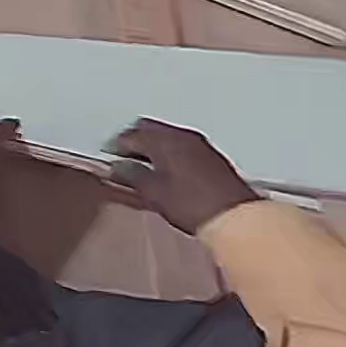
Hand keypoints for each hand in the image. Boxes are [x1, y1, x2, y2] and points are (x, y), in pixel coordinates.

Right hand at [107, 118, 258, 233]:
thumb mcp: (152, 192)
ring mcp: (200, 144)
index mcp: (163, 140)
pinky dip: (168, 150)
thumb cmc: (192, 204)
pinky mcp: (212, 155)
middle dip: (133, 139)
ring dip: (152, 144)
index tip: (109, 157)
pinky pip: (181, 143)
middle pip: (148, 127)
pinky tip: (165, 167)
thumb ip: (131, 174)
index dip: (115, 146)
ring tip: (143, 162)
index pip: (130, 135)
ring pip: (166, 134)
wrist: (237, 219)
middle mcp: (182, 136)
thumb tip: (118, 167)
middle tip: (122, 155)